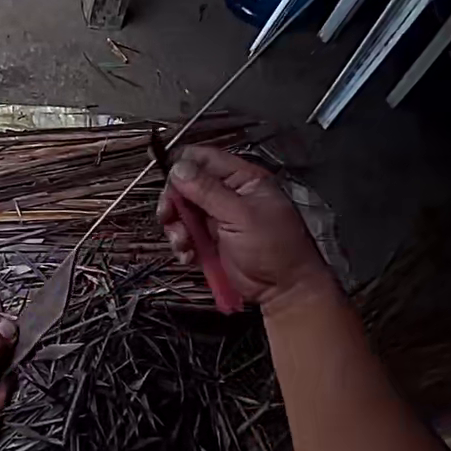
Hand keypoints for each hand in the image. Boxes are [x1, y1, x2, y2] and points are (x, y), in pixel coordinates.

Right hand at [158, 145, 331, 309]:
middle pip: (187, 185)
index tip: (167, 180)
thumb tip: (180, 168)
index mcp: (243, 179)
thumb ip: (208, 191)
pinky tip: (190, 254)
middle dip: (174, 201)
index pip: (205, 159)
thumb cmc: (276, 250)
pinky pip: (186, 235)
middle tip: (168, 215)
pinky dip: (182, 245)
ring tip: (183, 242)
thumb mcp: (240, 215)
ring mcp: (218, 218)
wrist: (283, 291)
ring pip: (182, 212)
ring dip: (176, 227)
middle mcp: (228, 195)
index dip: (182, 166)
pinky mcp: (210, 241)